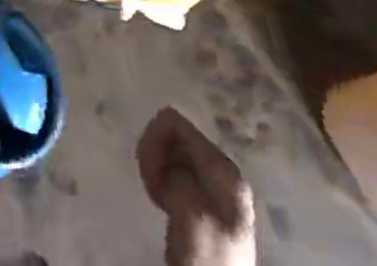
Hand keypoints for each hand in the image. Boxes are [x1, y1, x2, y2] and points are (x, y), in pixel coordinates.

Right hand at [136, 108, 257, 265]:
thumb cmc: (207, 258)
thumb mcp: (193, 217)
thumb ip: (181, 176)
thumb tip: (167, 149)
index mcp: (224, 170)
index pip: (175, 123)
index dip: (154, 142)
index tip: (152, 173)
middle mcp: (220, 168)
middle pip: (170, 134)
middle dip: (153, 156)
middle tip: (153, 187)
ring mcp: (210, 180)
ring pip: (166, 150)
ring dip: (153, 169)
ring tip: (157, 197)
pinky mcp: (198, 190)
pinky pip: (168, 166)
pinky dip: (156, 178)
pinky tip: (161, 200)